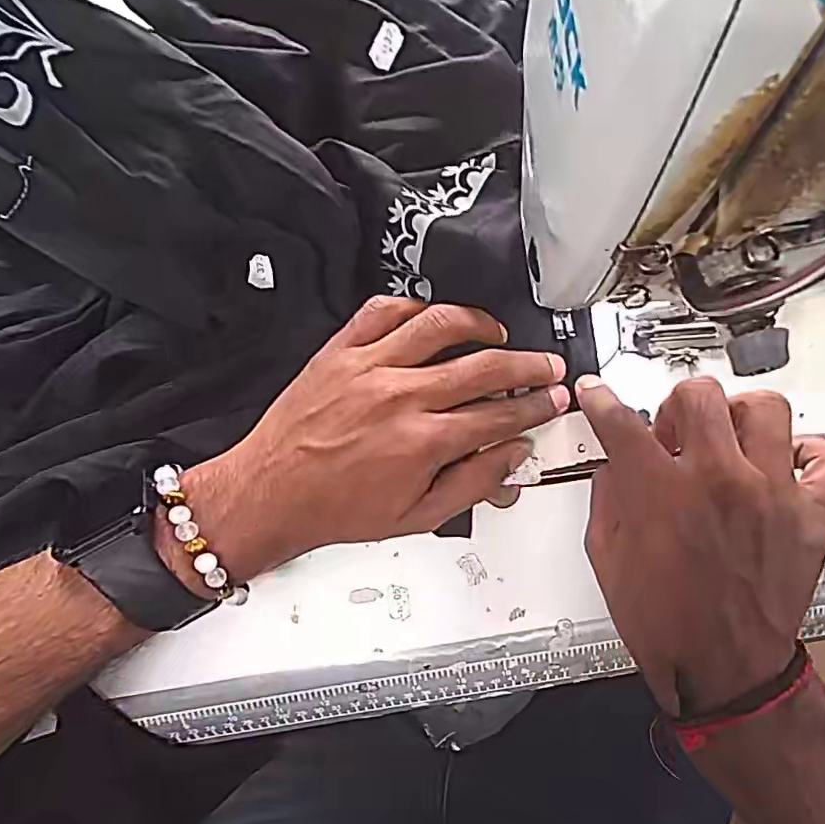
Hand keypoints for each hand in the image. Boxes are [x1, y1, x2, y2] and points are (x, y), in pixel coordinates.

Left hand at [167, 297, 569, 587]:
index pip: (500, 415)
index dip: (537, 406)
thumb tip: (510, 457)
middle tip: (544, 366)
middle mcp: (400, 397)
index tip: (551, 400)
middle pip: (485, 367)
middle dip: (528, 366)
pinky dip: (414, 307)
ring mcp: (368, 368)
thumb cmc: (335, 507)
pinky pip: (383, 311)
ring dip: (480, 324)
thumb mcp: (417, 516)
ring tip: (496, 333)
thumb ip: (473, 483)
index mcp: (422, 441)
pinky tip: (430, 317)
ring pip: (440, 325)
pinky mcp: (340, 352)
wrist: (273, 493)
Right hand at [577, 376, 824, 717]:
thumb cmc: (667, 624)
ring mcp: (771, 495)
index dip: (602, 401)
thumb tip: (614, 467)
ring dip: (738, 416)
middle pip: (699, 396)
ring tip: (729, 438)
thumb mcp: (607, 558)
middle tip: (674, 431)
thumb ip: (607, 500)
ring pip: (766, 408)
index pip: (620, 422)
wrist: (722, 670)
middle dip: (676, 405)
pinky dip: (816, 453)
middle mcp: (718, 483)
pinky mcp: (814, 517)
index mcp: (658, 494)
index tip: (600, 395)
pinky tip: (789, 464)